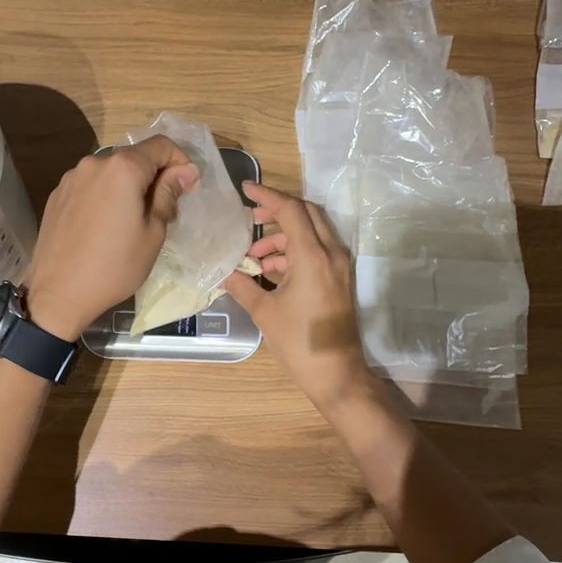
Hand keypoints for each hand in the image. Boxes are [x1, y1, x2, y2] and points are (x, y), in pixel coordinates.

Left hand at [20, 136, 199, 340]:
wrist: (58, 294)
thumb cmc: (114, 266)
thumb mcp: (153, 232)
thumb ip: (168, 193)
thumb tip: (185, 171)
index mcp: (122, 168)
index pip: (161, 145)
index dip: (181, 162)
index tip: (188, 188)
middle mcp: (94, 163)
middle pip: (134, 157)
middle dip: (154, 176)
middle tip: (163, 211)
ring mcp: (71, 178)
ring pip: (111, 171)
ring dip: (128, 186)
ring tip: (132, 221)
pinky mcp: (57, 195)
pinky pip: (91, 185)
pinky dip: (106, 195)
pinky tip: (105, 226)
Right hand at [222, 182, 377, 410]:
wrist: (336, 373)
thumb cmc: (299, 341)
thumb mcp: (263, 311)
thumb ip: (241, 284)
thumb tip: (222, 271)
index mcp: (312, 256)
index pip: (291, 210)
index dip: (267, 196)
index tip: (245, 189)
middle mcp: (331, 253)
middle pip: (306, 213)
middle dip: (277, 210)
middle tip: (250, 217)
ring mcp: (338, 266)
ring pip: (311, 232)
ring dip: (282, 235)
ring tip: (253, 257)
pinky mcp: (339, 279)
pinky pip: (316, 251)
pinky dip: (292, 251)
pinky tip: (269, 271)